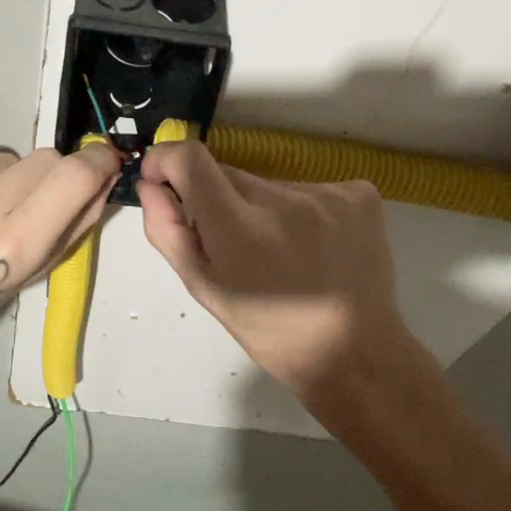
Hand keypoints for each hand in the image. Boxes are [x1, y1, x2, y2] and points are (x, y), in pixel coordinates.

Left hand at [0, 142, 119, 357]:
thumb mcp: (32, 273)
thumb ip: (74, 224)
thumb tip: (105, 174)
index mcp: (12, 245)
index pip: (73, 176)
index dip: (97, 160)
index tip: (102, 159)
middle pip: (44, 158)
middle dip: (50, 174)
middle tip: (28, 202)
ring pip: (4, 157)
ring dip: (3, 177)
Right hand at [138, 141, 409, 401]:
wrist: (354, 352)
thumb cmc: (270, 332)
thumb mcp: (205, 290)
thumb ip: (168, 232)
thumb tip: (150, 185)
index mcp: (239, 228)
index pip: (189, 158)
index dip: (167, 161)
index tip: (163, 180)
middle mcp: (283, 200)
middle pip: (229, 174)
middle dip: (219, 199)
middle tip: (236, 245)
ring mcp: (328, 194)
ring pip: (270, 184)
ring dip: (264, 207)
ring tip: (283, 252)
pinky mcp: (360, 194)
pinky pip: (311, 188)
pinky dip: (304, 209)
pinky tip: (316, 245)